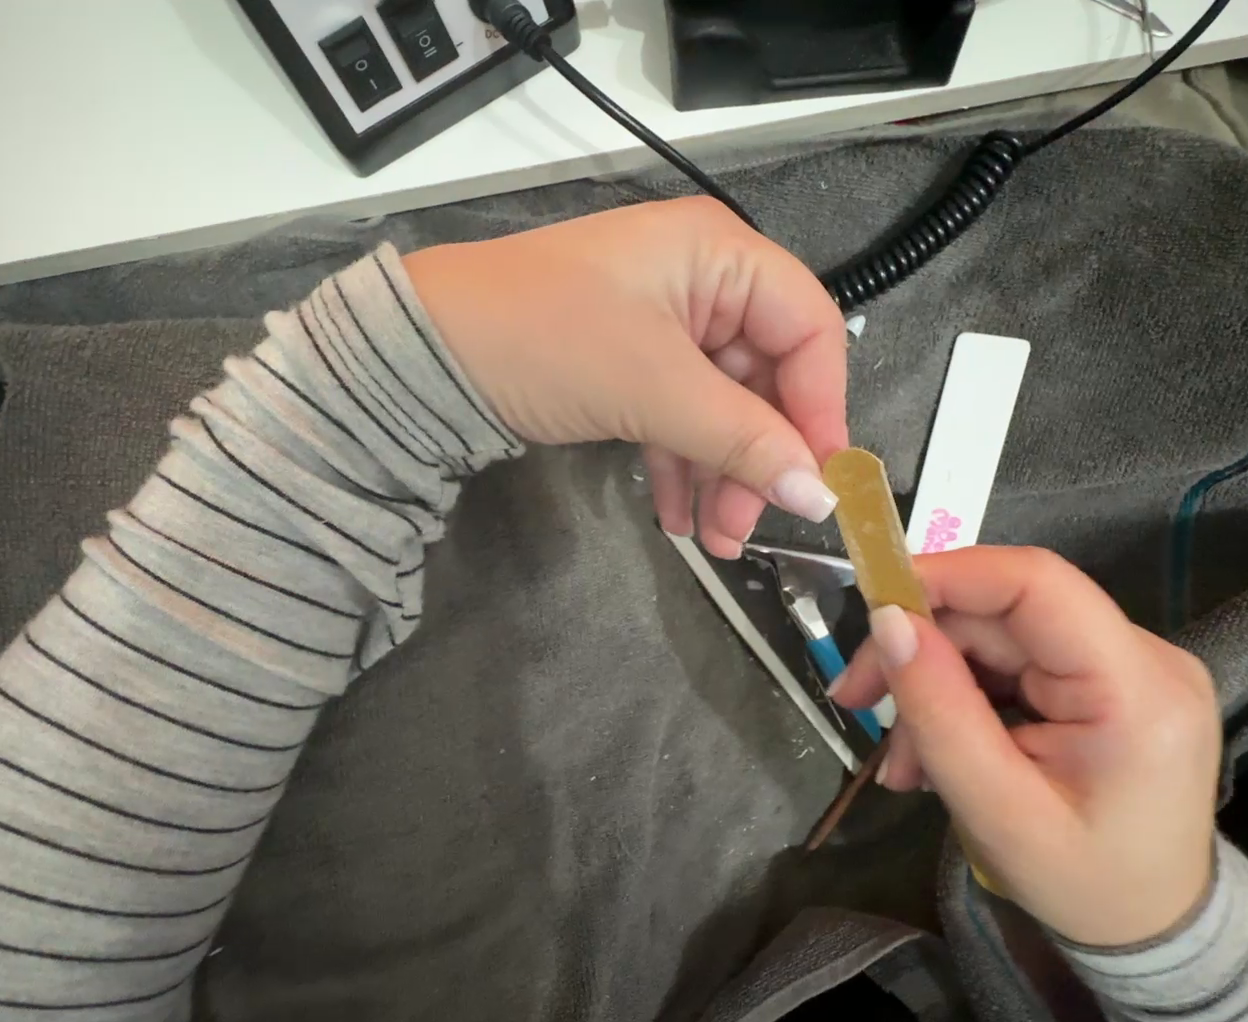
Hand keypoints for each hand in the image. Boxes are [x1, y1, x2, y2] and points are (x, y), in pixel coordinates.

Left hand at [404, 198, 847, 554]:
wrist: (425, 355)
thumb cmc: (545, 341)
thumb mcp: (653, 388)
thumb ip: (742, 440)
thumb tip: (820, 494)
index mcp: (719, 255)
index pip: (808, 329)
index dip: (821, 406)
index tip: (822, 479)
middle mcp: (701, 284)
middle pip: (763, 379)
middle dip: (759, 458)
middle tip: (749, 528)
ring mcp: (663, 327)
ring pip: (720, 408)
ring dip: (722, 475)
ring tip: (715, 541)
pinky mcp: (630, 365)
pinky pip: (677, 419)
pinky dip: (681, 465)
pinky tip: (678, 519)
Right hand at [830, 547, 1221, 946]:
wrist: (1151, 932)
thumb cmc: (1082, 885)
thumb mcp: (996, 810)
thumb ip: (939, 710)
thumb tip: (887, 620)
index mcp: (1137, 690)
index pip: (1037, 584)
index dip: (948, 575)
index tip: (871, 603)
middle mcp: (1143, 658)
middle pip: (1001, 612)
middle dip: (918, 648)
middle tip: (854, 698)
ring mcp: (1124, 666)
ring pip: (995, 638)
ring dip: (930, 683)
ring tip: (897, 758)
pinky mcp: (1100, 680)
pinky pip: (1009, 663)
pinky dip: (957, 696)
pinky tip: (929, 748)